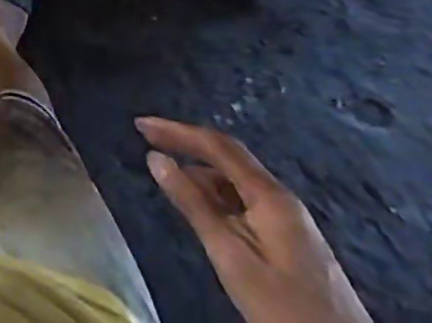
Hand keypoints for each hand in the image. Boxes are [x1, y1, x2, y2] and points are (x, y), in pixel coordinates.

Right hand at [136, 118, 371, 322]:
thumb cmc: (281, 305)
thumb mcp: (230, 255)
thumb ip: (193, 204)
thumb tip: (156, 159)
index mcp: (269, 194)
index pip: (217, 145)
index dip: (176, 130)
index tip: (140, 125)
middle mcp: (281, 196)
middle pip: (228, 156)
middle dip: (186, 142)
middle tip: (147, 138)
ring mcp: (289, 217)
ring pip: (237, 179)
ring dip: (200, 170)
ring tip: (167, 173)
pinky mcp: (290, 237)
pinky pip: (246, 199)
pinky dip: (217, 193)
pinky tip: (200, 206)